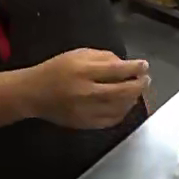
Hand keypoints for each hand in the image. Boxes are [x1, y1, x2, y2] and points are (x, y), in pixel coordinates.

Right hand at [22, 48, 148, 128]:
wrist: (33, 93)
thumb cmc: (56, 70)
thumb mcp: (76, 55)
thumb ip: (102, 57)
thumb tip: (126, 65)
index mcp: (82, 71)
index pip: (116, 70)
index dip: (134, 68)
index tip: (144, 65)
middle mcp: (85, 92)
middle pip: (122, 91)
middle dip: (138, 85)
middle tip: (145, 80)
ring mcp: (85, 111)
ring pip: (119, 107)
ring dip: (132, 99)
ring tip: (136, 91)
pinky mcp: (84, 123)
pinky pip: (111, 120)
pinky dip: (122, 112)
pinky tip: (124, 105)